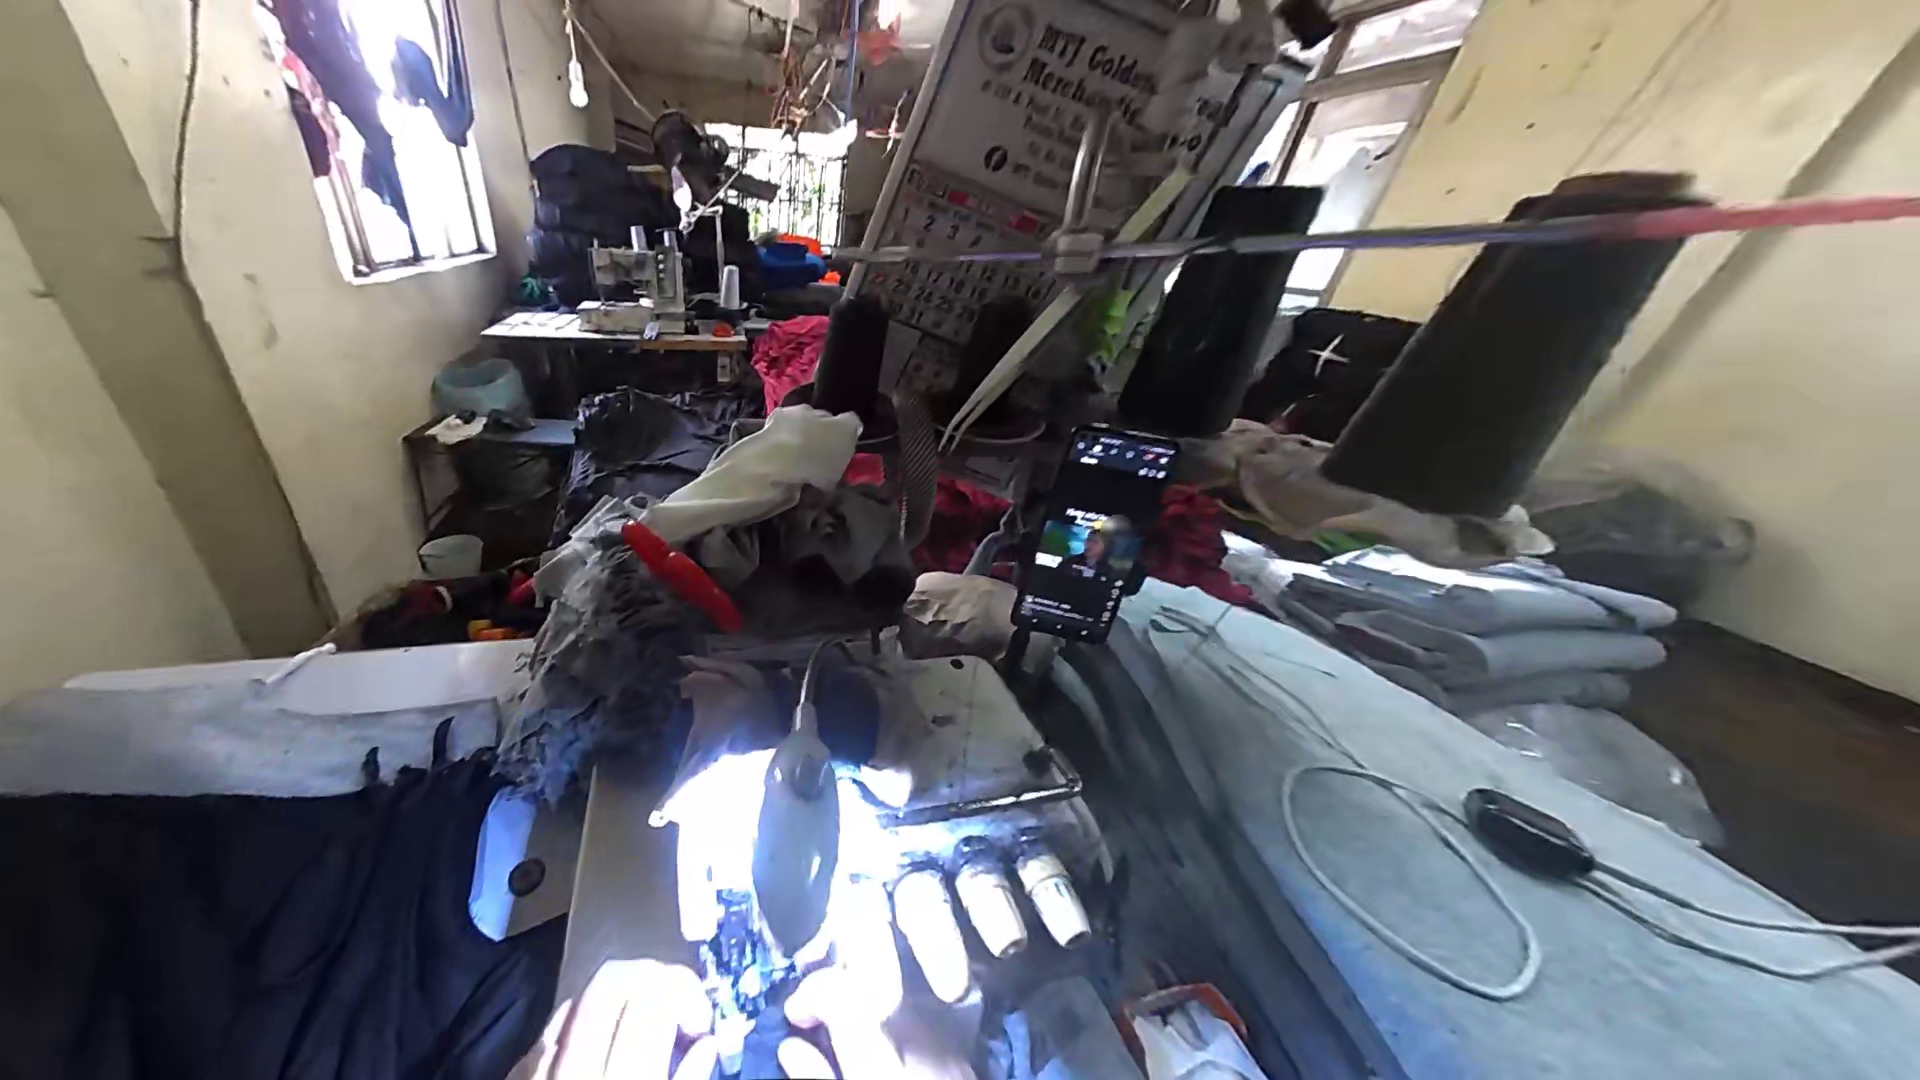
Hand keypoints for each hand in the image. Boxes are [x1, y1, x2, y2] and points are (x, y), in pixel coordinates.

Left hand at [510, 959, 716, 1079]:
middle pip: (613, 983)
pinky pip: (542, 1038)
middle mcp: (574, 1073)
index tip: (698, 1021)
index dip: (685, 994)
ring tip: (636, 1027)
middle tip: (674, 1008)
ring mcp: (535, 1077)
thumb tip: (706, 1042)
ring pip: (576, 1000)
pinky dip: (574, 1028)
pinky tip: (592, 1048)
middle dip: (653, 980)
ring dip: (616, 1000)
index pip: (652, 1000)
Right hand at [778, 962, 977, 1079]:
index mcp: (883, 1065)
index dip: (813, 991)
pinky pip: (920, 1016)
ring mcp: (946, 1049)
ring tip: (839, 1027)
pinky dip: (892, 1018)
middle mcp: (920, 1044)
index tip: (791, 1014)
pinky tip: (877, 1042)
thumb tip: (792, 1046)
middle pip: (877, 983)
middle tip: (812, 1014)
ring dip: (864, 999)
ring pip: (899, 995)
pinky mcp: (961, 1060)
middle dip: (839, 985)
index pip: (847, 994)